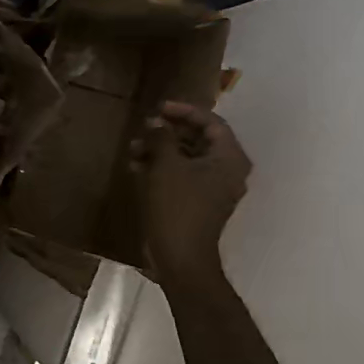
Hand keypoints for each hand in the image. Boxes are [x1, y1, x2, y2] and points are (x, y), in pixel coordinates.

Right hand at [130, 101, 251, 284]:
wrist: (180, 255)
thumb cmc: (177, 206)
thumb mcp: (166, 166)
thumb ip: (162, 139)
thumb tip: (157, 123)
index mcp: (229, 159)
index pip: (212, 123)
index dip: (185, 111)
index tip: (158, 108)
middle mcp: (226, 171)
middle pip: (200, 139)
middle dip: (170, 131)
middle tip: (145, 125)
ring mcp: (212, 188)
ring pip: (187, 157)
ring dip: (161, 149)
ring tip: (134, 147)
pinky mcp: (197, 202)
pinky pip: (181, 174)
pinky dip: (161, 167)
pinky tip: (136, 166)